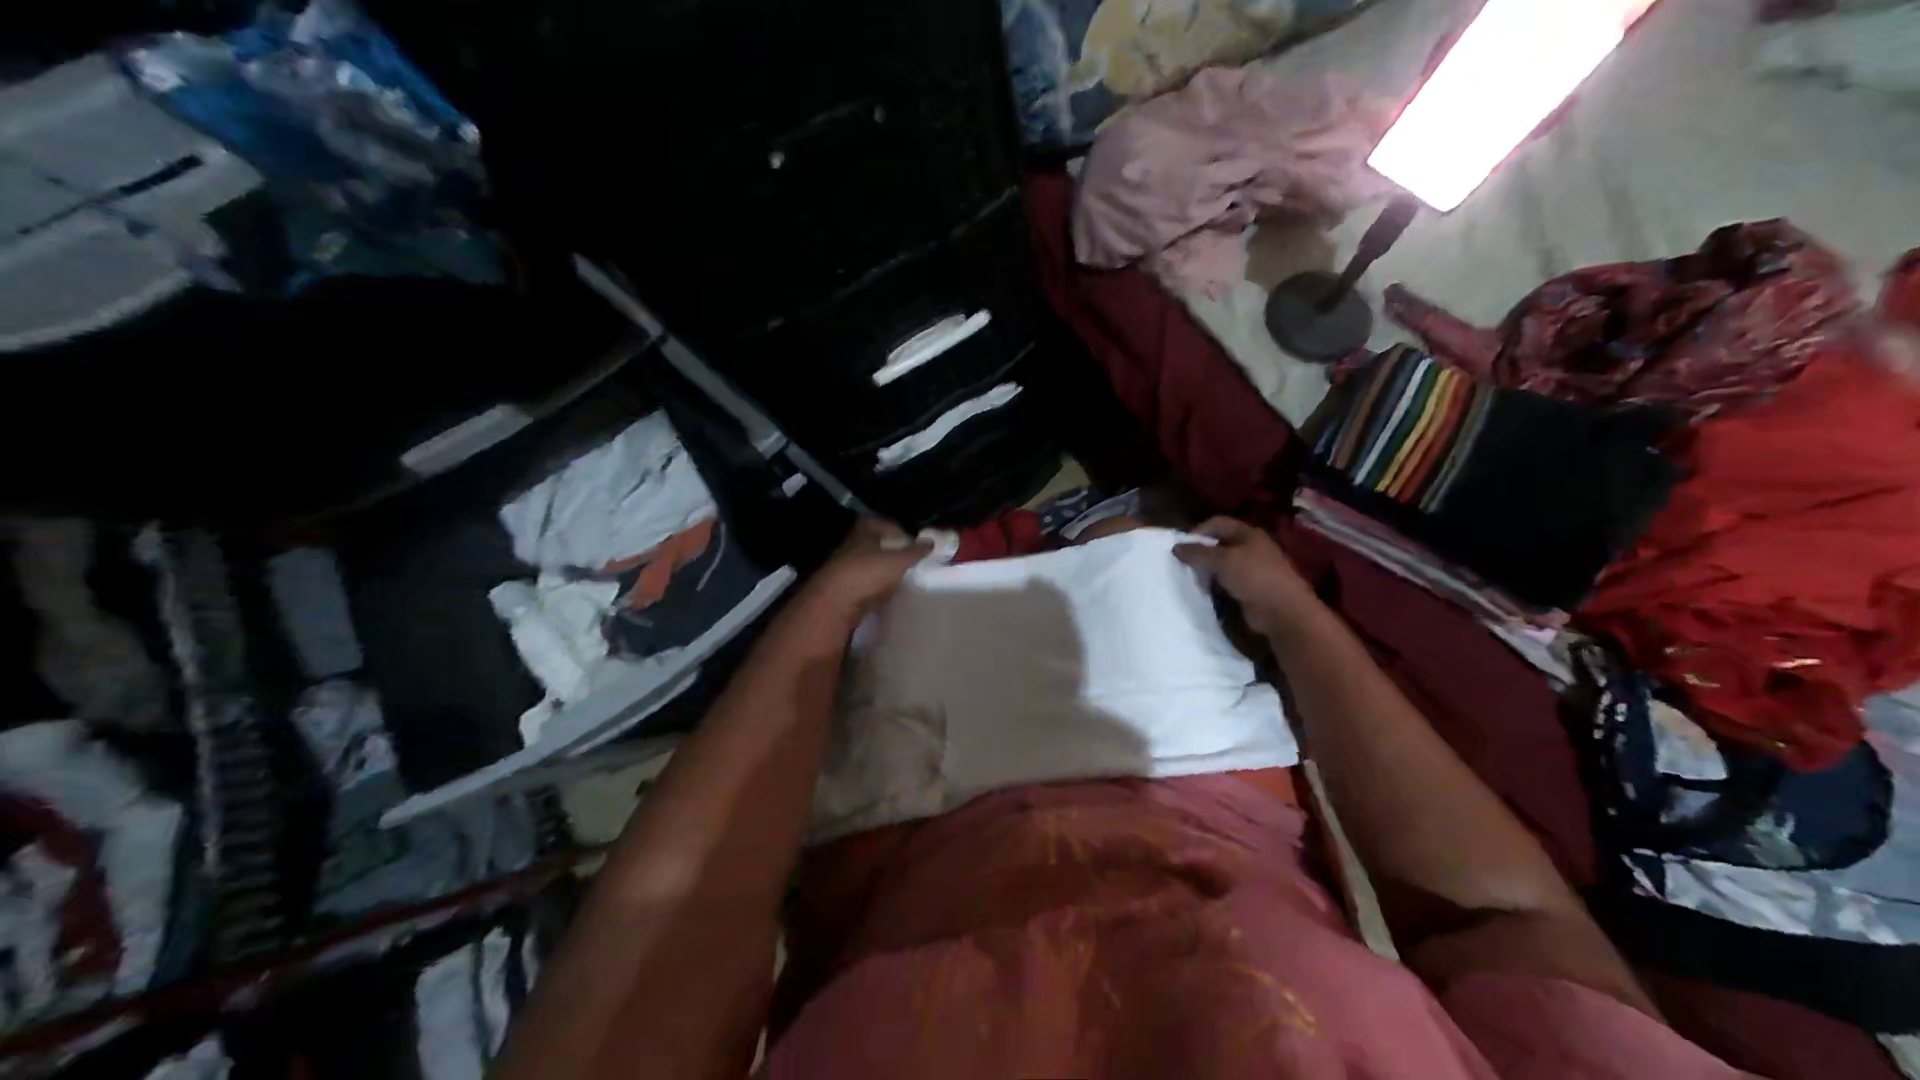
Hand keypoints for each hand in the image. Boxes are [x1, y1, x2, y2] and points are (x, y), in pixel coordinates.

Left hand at [800, 518, 931, 623]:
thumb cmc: (868, 573)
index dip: (903, 533)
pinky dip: (875, 585)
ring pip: (870, 563)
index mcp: (864, 530)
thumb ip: (915, 551)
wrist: (834, 603)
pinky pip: (864, 581)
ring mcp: (845, 565)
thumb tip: (931, 542)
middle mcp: (852, 543)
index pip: (887, 524)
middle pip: (877, 544)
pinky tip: (885, 593)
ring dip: (884, 570)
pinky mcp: (842, 586)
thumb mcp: (898, 561)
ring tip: (902, 579)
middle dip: (894, 552)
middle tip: (912, 563)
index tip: (916, 546)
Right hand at [1174, 517, 1323, 638]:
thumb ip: (1198, 553)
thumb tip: (1176, 547)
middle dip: (1201, 551)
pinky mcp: (1250, 587)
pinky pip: (1227, 580)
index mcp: (1248, 534)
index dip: (1198, 531)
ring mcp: (1252, 568)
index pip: (1217, 523)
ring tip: (1191, 577)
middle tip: (1183, 563)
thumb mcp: (1222, 561)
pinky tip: (1205, 590)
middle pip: (1219, 543)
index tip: (1181, 546)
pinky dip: (1215, 583)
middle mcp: (1251, 547)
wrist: (1283, 611)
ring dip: (1207, 569)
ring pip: (1222, 563)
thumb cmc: (1254, 577)